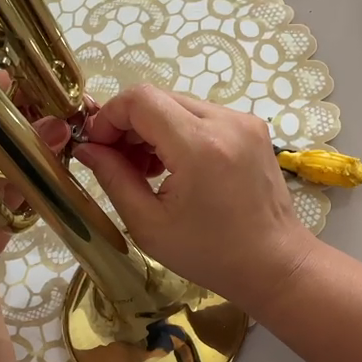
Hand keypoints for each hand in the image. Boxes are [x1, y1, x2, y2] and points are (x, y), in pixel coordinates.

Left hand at [0, 72, 69, 269]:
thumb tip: (61, 126)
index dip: (34, 83)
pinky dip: (60, 156)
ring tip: (87, 134)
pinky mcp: (21, 172)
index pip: (3, 82)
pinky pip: (45, 155)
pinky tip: (78, 154)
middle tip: (84, 115)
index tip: (64, 93)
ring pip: (40, 129)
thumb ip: (20, 152)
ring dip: (62, 132)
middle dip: (55, 108)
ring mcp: (5, 148)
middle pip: (28, 103)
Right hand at [74, 85, 317, 306]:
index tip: (97, 145)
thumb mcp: (149, 224)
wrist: (275, 263)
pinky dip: (178, 132)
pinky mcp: (252, 128)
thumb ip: (114, 178)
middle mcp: (225, 122)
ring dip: (152, 128)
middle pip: (159, 98)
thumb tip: (87, 148)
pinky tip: (173, 167)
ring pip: (179, 105)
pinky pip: (202, 116)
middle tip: (116, 161)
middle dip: (128, 124)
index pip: (140, 99)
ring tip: (144, 170)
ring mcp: (243, 121)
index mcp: (199, 146)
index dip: (109, 115)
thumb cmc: (210, 254)